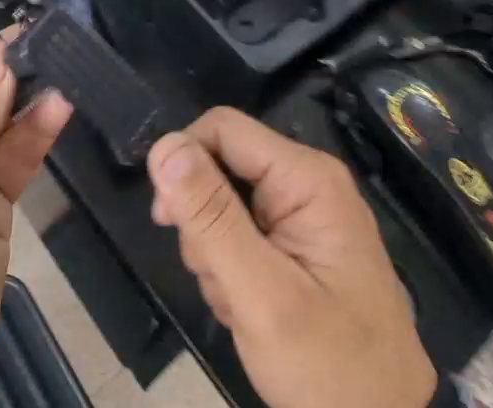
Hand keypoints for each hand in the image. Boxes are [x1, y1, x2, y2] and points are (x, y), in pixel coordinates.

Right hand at [147, 108, 436, 407]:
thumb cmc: (328, 363)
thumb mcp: (262, 293)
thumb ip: (211, 217)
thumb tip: (164, 146)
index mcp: (307, 177)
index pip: (222, 128)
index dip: (184, 164)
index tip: (165, 221)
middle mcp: (305, 183)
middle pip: (219, 169)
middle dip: (205, 227)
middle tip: (226, 282)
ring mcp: (301, 215)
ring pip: (221, 207)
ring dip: (216, 257)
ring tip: (243, 304)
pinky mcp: (294, 244)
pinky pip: (239, 237)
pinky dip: (231, 273)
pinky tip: (251, 309)